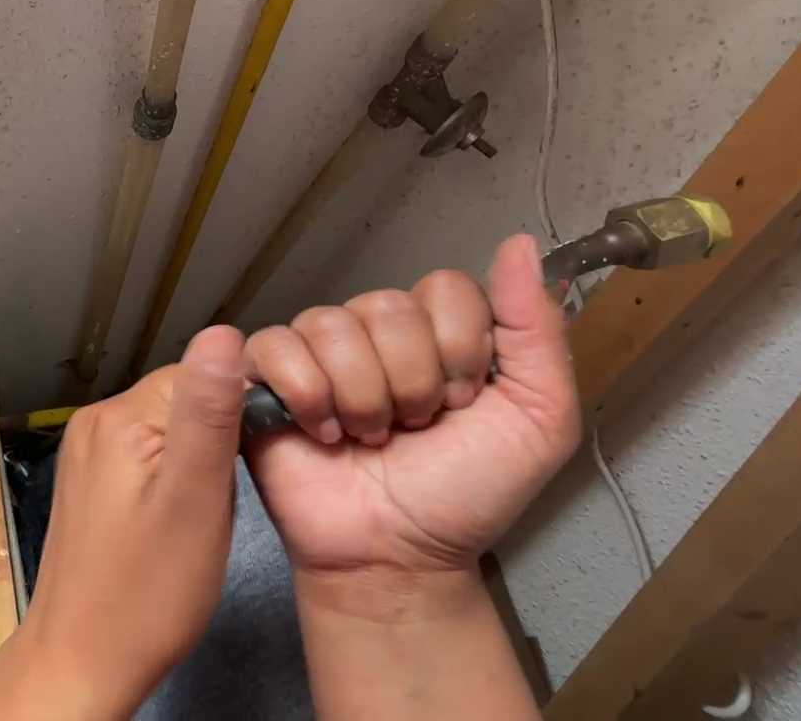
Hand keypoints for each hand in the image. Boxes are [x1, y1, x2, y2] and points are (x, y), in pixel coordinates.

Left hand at [0, 328, 247, 719]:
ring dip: (196, 459)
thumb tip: (223, 333)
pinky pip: (144, 451)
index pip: (197, 375)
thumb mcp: (195, 500)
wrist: (81, 657)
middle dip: (215, 439)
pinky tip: (177, 517)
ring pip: (165, 426)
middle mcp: (94, 420)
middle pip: (180, 398)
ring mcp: (86, 449)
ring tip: (202, 513)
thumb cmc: (147, 591)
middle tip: (223, 499)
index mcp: (118, 416)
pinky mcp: (88, 477)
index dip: (238, 409)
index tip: (257, 456)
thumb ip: (209, 414)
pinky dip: (171, 475)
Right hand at [242, 234, 579, 579]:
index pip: (444, 287)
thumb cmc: (463, 494)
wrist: (395, 555)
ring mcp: (314, 350)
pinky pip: (275, 345)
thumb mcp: (535, 422)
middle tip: (410, 429)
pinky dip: (305, 394)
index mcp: (432, 333)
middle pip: (384, 306)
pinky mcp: (263, 373)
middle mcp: (371, 332)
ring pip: (330, 324)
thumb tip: (519, 245)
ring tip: (365, 437)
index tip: (461, 403)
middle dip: (409, 383)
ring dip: (360, 397)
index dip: (458, 348)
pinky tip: (319, 431)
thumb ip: (536, 334)